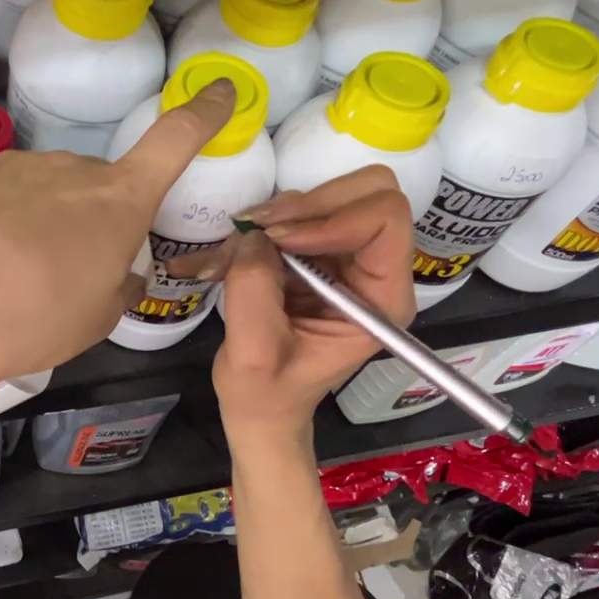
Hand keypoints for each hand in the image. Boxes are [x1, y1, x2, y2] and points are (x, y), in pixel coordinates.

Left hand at [0, 81, 237, 413]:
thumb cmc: (34, 321)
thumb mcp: (95, 321)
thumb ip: (117, 288)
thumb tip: (121, 274)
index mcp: (116, 202)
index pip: (173, 144)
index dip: (202, 117)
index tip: (220, 93)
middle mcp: (66, 168)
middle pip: (89, 184)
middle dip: (84, 217)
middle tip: (58, 272)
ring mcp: (8, 165)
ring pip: (34, 188)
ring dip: (31, 219)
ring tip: (3, 274)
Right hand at [214, 166, 416, 444]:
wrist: (258, 407)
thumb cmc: (264, 393)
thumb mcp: (252, 351)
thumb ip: (253, 288)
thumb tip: (252, 236)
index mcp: (381, 299)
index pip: (384, 219)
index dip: (330, 218)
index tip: (277, 241)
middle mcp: (373, 271)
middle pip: (363, 191)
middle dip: (303, 206)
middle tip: (253, 233)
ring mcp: (343, 258)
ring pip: (322, 198)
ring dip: (268, 222)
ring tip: (223, 260)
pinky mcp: (313, 254)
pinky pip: (290, 217)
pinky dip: (250, 233)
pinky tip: (213, 262)